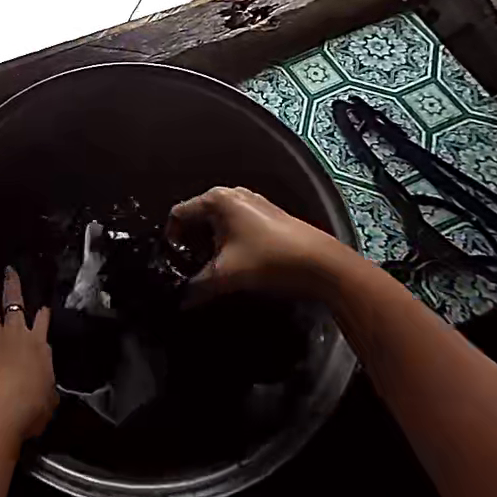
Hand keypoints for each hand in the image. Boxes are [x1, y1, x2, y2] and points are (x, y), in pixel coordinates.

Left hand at [0, 268, 55, 442]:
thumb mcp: (49, 400)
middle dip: (13, 287)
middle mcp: (16, 334)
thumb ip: (47, 386)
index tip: (42, 306)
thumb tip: (45, 382)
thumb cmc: (30, 408)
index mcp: (39, 346)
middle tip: (9, 272)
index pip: (42, 323)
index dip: (43, 314)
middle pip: (15, 305)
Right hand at [168, 186, 363, 303]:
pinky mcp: (267, 215)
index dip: (172, 238)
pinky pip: (235, 225)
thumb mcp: (227, 275)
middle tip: (192, 265)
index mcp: (217, 199)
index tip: (174, 261)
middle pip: (197, 217)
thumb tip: (181, 301)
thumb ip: (198, 287)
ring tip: (213, 266)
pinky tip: (236, 262)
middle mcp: (232, 194)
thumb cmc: (268, 260)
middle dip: (192, 242)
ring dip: (211, 243)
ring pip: (218, 222)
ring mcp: (252, 202)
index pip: (179, 214)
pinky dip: (229, 241)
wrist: (323, 265)